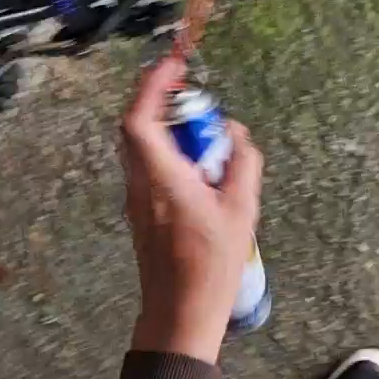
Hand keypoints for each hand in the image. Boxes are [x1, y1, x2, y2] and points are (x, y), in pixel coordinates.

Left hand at [119, 57, 262, 363]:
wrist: (180, 313)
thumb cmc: (210, 266)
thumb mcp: (242, 210)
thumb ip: (242, 162)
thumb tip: (236, 133)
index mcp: (160, 178)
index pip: (138, 118)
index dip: (152, 85)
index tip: (174, 65)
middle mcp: (139, 183)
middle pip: (137, 128)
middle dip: (165, 105)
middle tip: (198, 102)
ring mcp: (136, 199)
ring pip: (143, 148)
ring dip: (172, 132)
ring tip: (209, 143)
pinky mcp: (141, 213)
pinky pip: (151, 168)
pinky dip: (172, 155)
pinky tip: (203, 174)